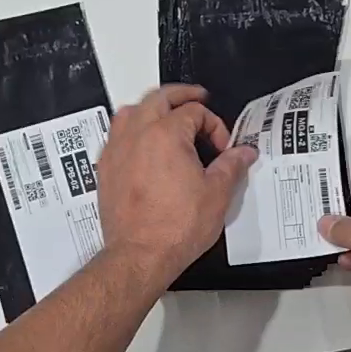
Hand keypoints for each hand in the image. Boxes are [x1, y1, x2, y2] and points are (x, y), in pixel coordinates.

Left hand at [97, 85, 257, 283]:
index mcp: (166, 134)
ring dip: (150, 108)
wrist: (140, 255)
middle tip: (196, 98)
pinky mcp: (106, 168)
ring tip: (166, 115)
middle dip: (181, 95)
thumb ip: (231, 166)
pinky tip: (142, 144)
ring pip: (130, 111)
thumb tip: (244, 152)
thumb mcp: (216, 194)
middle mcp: (137, 135)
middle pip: (158, 98)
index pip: (194, 112)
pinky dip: (130, 130)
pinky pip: (115, 135)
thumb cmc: (174, 229)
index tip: (223, 147)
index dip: (214, 125)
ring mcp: (117, 150)